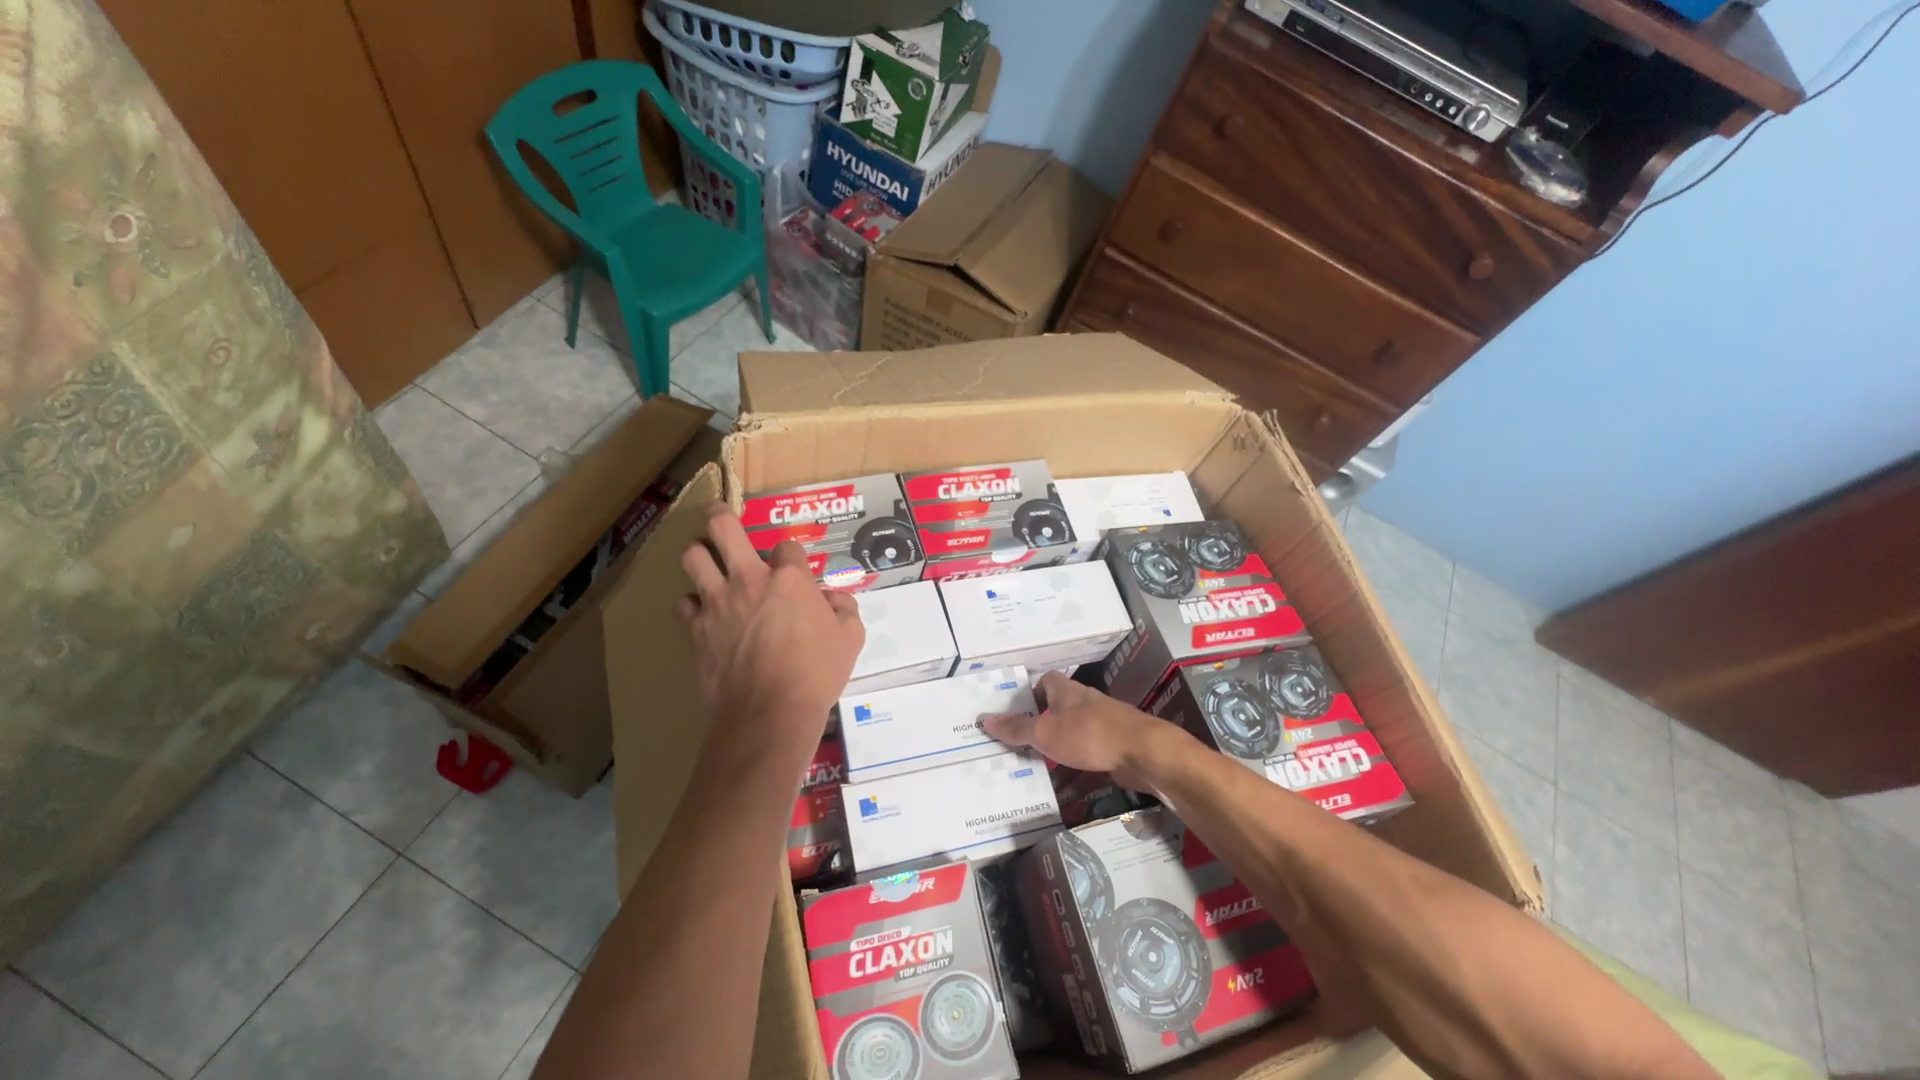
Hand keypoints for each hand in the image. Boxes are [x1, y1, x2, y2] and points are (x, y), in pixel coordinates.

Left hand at [676, 503, 864, 752]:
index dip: (791, 555)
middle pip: (722, 527)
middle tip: (719, 514)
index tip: (793, 568)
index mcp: (790, 579)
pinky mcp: (695, 629)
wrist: (769, 711)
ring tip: (704, 560)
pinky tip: (701, 612)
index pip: (787, 546)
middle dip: (719, 515)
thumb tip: (834, 600)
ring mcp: (717, 602)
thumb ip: (844, 610)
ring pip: (692, 557)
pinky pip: (683, 603)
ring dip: (698, 554)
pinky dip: (691, 604)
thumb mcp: (851, 639)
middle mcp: (749, 580)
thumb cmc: (816, 674)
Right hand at [982, 671, 1186, 790]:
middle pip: (1060, 705)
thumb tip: (983, 718)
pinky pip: (1091, 748)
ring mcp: (1105, 722)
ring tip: (1039, 762)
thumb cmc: (1088, 734)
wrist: (1141, 752)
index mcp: (1067, 691)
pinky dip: (1079, 759)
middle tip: (1022, 741)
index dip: (1031, 692)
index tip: (1017, 711)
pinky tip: (1069, 777)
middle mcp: (1086, 701)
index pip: (1046, 680)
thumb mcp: (1045, 732)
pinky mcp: (1117, 743)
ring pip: (1076, 728)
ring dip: (1061, 742)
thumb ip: (1017, 728)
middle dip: (1043, 721)